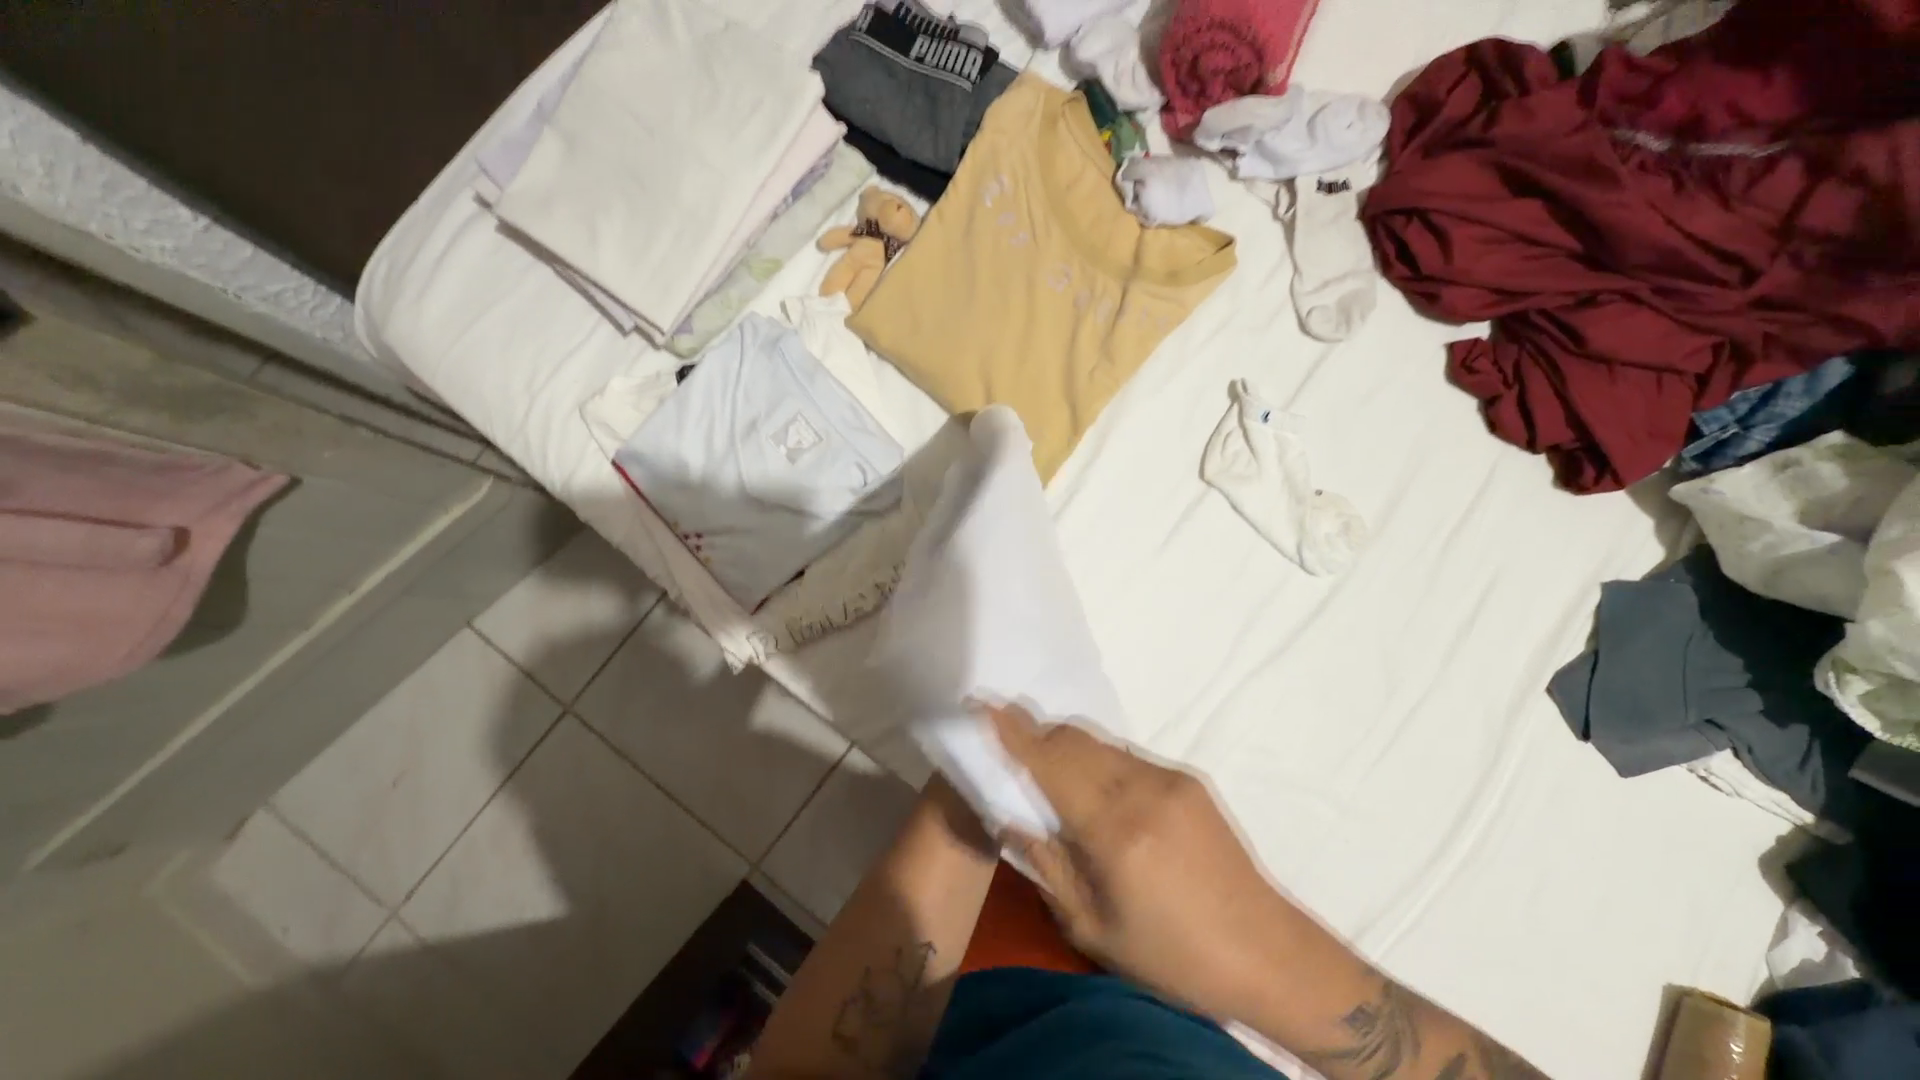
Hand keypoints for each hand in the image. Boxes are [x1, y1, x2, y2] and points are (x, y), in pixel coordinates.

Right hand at [989, 705, 1293, 1019]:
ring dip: (1067, 746)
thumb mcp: (1091, 924)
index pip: (1050, 763)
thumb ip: (1046, 864)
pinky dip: (1098, 760)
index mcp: (1114, 830)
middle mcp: (1142, 790)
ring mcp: (1171, 780)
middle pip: (1074, 740)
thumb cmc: (1169, 955)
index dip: (1013, 732)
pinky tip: (1091, 787)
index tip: (982, 706)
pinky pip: (1128, 757)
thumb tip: (1008, 817)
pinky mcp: (1189, 782)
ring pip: (1102, 744)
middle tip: (1006, 740)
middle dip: (1036, 734)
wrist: (1263, 952)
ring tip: (1044, 765)